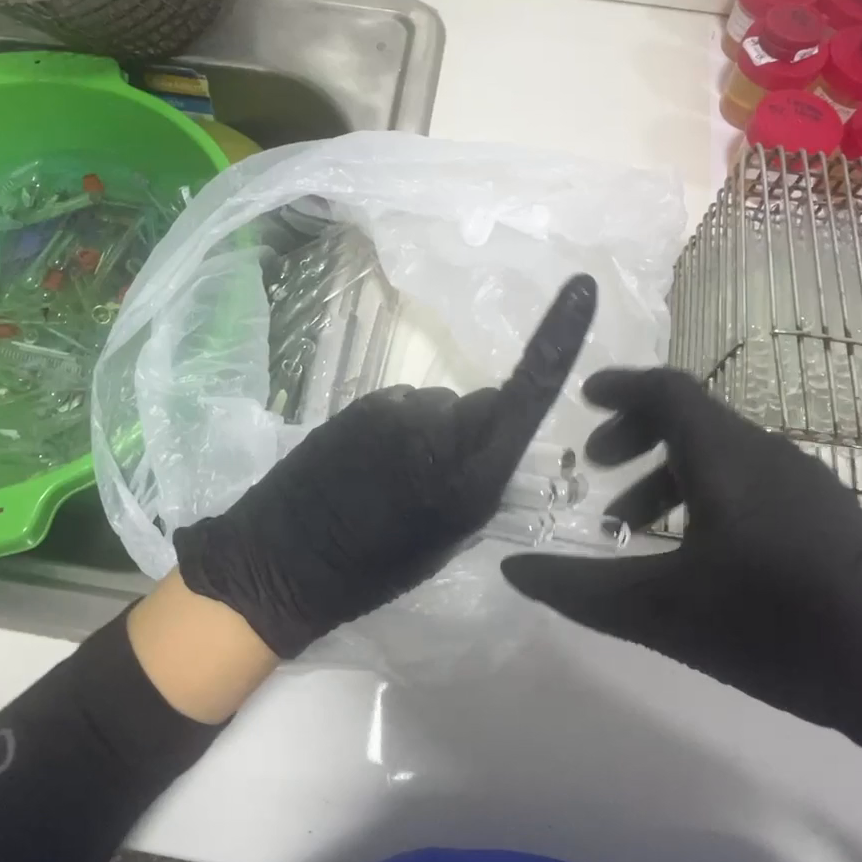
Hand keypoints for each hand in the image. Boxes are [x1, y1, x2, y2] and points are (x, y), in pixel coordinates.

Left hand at [175, 274, 598, 657]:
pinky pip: (399, 408)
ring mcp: (393, 409)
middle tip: (436, 481)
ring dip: (429, 434)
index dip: (557, 341)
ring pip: (435, 408)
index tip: (581, 288)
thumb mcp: (445, 542)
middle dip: (472, 433)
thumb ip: (477, 488)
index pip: (524, 395)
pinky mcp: (359, 403)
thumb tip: (491, 450)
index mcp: (468, 473)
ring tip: (393, 481)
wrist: (280, 561)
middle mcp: (436, 428)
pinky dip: (397, 430)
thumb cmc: (371, 572)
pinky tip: (368, 467)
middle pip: (478, 406)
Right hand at [501, 367, 861, 784]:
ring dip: (668, 475)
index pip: (667, 391)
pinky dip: (706, 494)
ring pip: (720, 454)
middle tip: (596, 466)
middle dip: (635, 436)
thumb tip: (513, 570)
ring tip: (633, 524)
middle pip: (690, 418)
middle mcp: (766, 455)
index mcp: (726, 458)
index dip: (621, 386)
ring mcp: (804, 483)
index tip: (585, 397)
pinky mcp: (827, 515)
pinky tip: (697, 551)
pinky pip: (750, 480)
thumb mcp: (662, 612)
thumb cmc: (775, 626)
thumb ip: (582, 588)